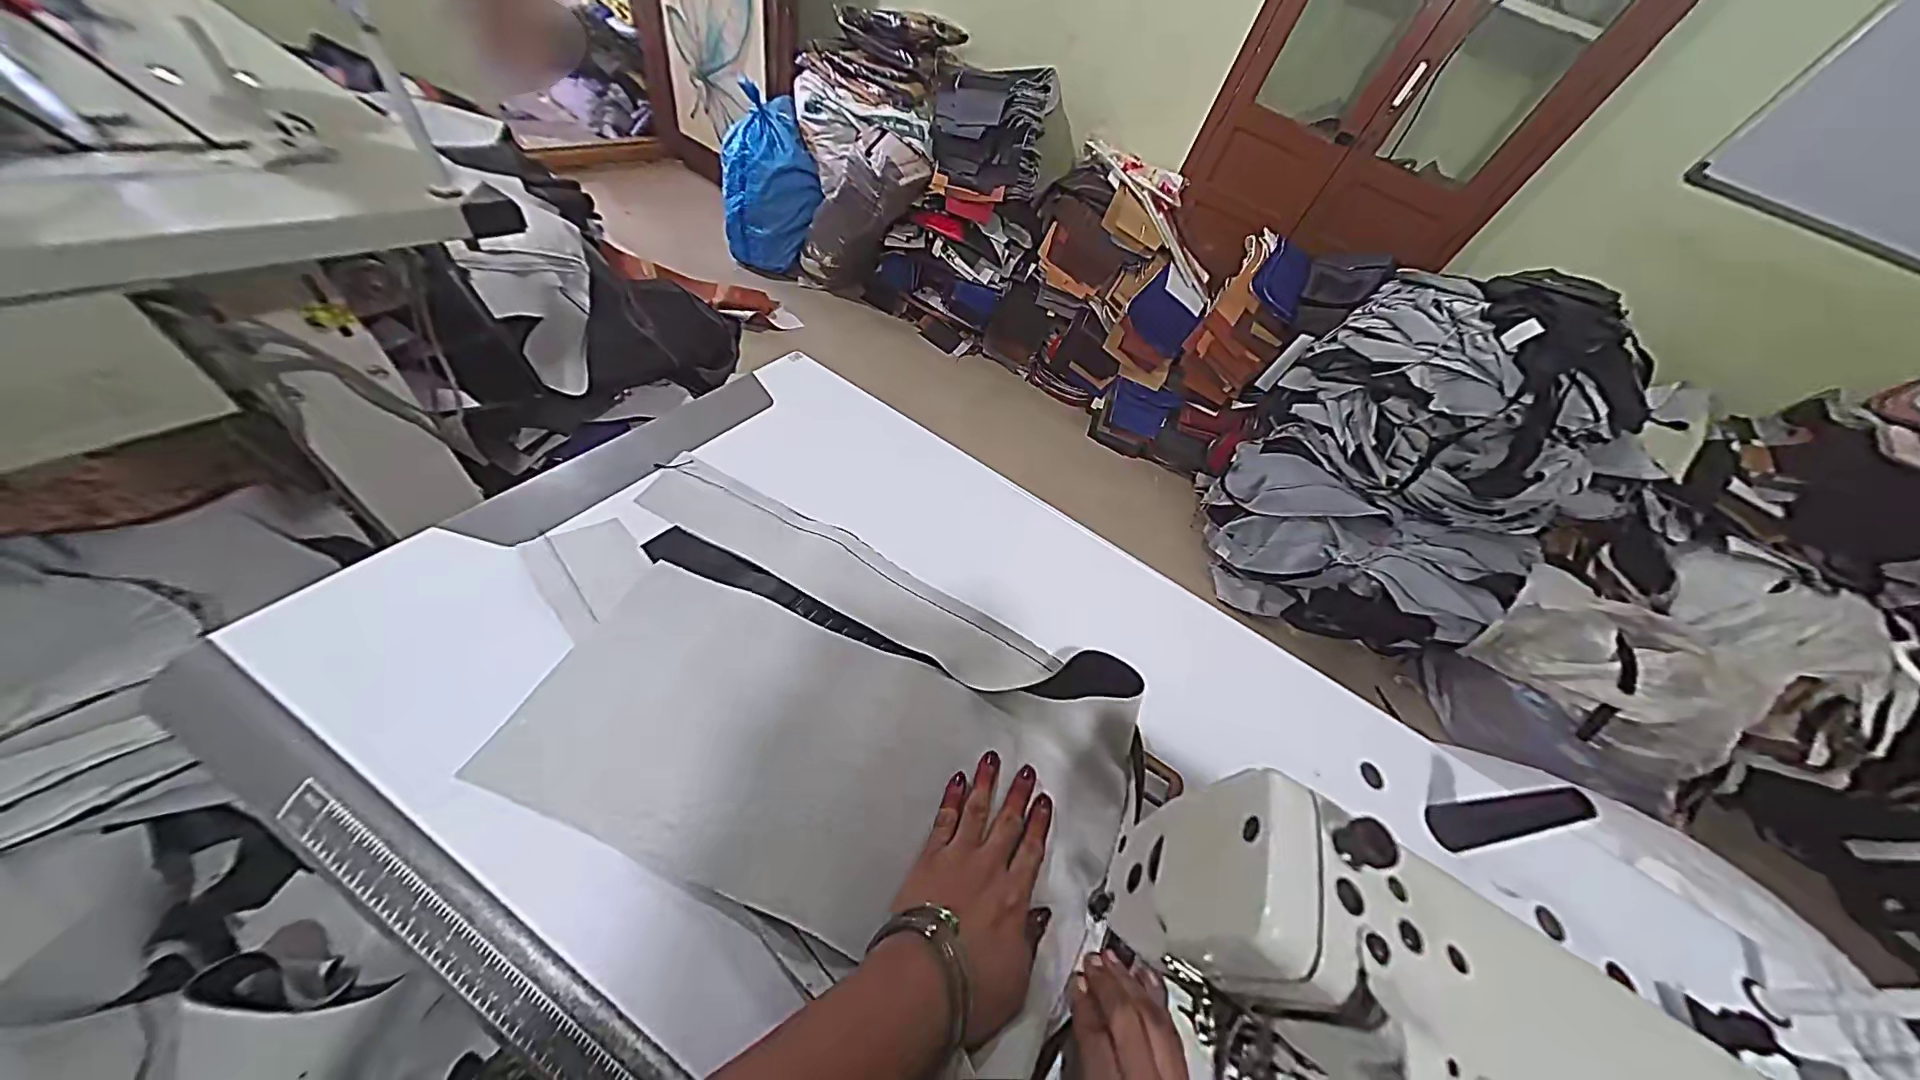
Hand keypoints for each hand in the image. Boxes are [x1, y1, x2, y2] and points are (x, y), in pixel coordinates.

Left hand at [889, 750, 1052, 1047]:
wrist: (924, 980)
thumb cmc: (968, 987)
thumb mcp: (1017, 976)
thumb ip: (1028, 941)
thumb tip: (1037, 922)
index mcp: (1014, 897)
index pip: (1032, 850)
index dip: (1039, 824)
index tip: (1043, 804)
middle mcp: (989, 870)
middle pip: (1008, 823)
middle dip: (1019, 795)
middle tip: (1025, 774)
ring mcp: (958, 860)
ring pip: (977, 811)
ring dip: (987, 785)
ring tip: (992, 763)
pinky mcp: (929, 860)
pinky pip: (944, 820)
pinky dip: (951, 799)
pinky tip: (956, 783)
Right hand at [1070, 951, 1187, 1079]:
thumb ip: (1083, 1063)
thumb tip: (1079, 1018)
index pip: (1096, 1037)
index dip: (1083, 1004)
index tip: (1075, 981)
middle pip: (1127, 1019)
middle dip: (1107, 984)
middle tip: (1092, 960)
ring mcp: (1174, 1079)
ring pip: (1155, 1019)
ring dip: (1133, 984)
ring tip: (1116, 960)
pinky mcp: (1188, 1076)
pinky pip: (1175, 1033)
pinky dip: (1160, 1002)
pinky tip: (1150, 980)